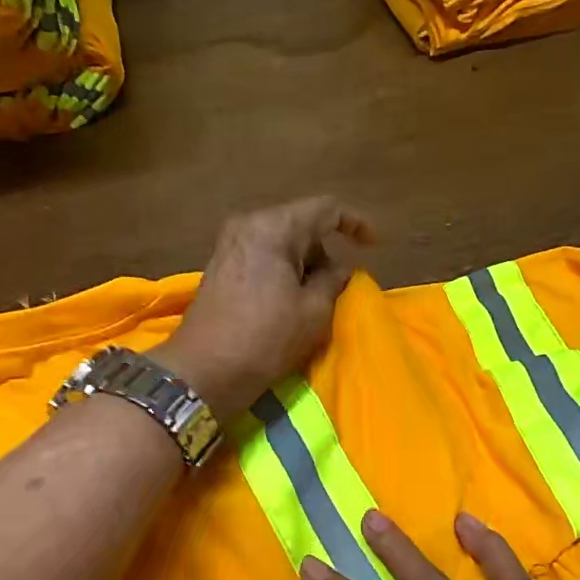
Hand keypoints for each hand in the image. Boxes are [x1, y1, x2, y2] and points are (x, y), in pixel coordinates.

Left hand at [156, 197, 370, 416]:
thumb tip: (338, 269)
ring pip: (283, 241)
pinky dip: (285, 269)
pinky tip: (293, 297)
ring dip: (306, 262)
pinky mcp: (222, 266)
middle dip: (327, 248)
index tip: (373, 245)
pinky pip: (265, 255)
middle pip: (301, 223)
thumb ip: (334, 280)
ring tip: (319, 294)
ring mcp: (231, 244)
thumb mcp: (315, 311)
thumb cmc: (267, 337)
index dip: (355, 223)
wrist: (205, 371)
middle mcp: (249, 226)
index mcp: (274, 228)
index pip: (325, 209)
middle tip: (342, 282)